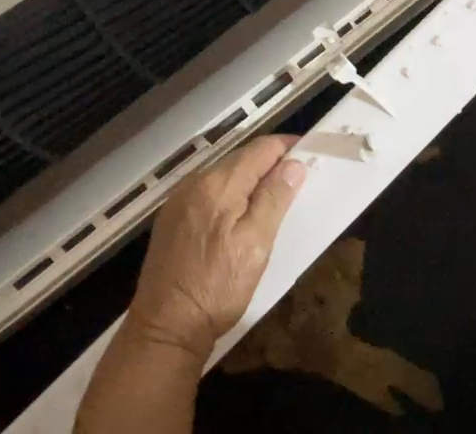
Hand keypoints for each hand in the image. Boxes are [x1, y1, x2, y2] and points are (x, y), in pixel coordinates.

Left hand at [125, 135, 308, 359]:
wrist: (164, 328)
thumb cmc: (217, 288)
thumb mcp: (256, 244)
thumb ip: (274, 198)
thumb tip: (294, 164)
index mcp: (219, 184)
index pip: (261, 148)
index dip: (288, 148)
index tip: (310, 156)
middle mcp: (195, 182)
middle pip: (242, 157)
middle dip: (271, 162)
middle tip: (296, 180)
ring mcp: (179, 200)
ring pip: (225, 173)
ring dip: (251, 177)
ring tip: (272, 197)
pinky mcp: (171, 218)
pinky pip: (208, 191)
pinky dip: (230, 192)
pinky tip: (239, 214)